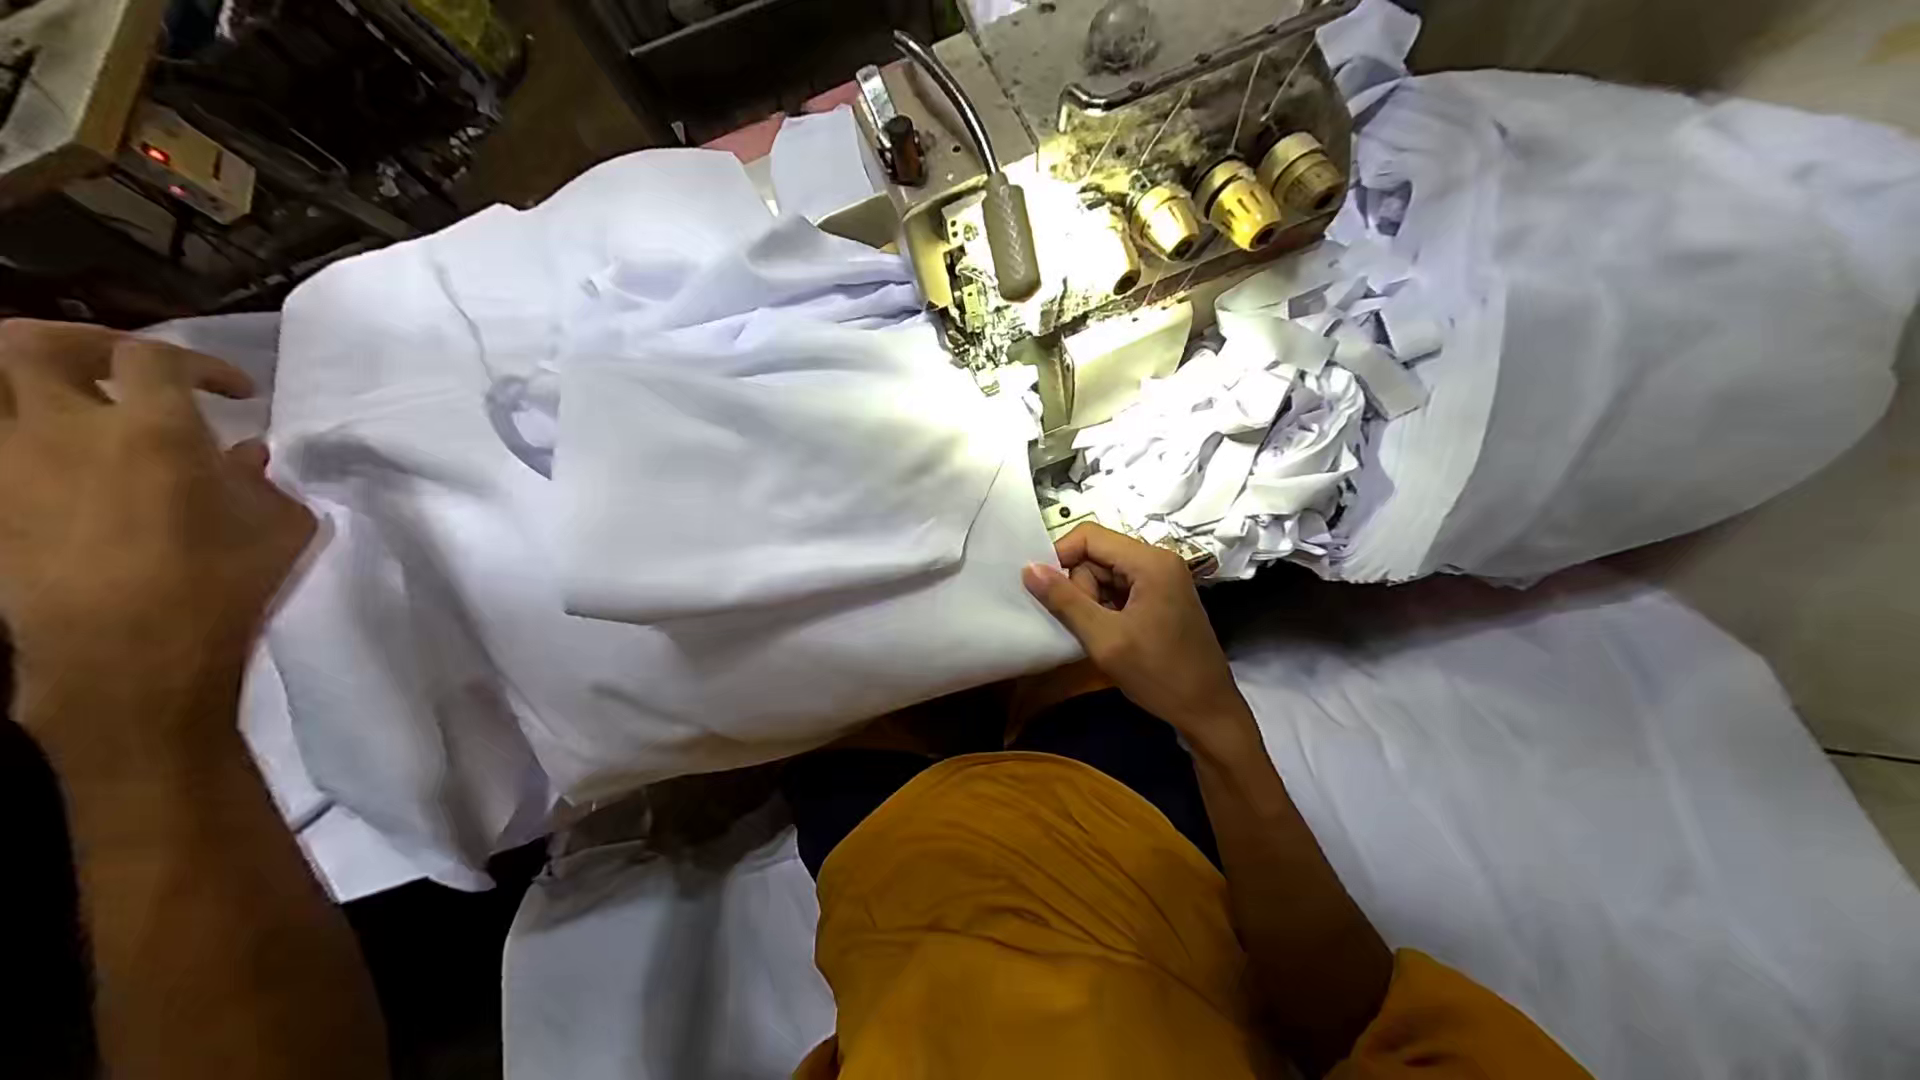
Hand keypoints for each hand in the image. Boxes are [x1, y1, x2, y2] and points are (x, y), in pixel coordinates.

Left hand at [0, 320, 314, 723]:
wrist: (131, 651)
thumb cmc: (225, 583)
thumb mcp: (279, 527)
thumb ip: (261, 481)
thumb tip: (242, 458)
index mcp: (157, 434)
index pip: (155, 359)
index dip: (199, 363)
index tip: (233, 391)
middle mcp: (66, 432)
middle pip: (31, 344)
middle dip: (83, 342)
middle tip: (128, 366)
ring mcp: (8, 465)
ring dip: (29, 380)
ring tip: (74, 399)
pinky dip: (24, 436)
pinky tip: (61, 459)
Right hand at [1022, 523, 1252, 745]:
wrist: (1208, 711)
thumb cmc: (1159, 675)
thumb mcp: (1105, 639)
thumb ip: (1065, 600)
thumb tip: (1028, 568)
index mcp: (1150, 561)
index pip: (1089, 536)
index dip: (1060, 557)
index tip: (1045, 590)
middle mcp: (1158, 561)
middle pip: (1097, 555)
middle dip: (1081, 587)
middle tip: (1090, 626)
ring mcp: (1162, 579)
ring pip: (1105, 574)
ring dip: (1093, 602)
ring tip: (1104, 636)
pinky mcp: (1161, 597)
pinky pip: (1120, 589)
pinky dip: (1107, 609)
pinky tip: (1113, 636)